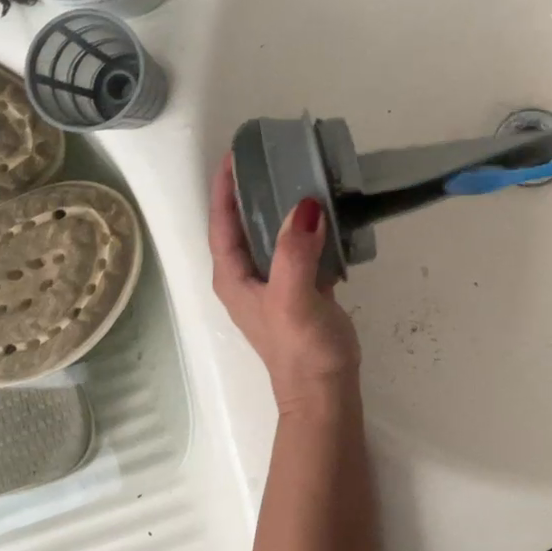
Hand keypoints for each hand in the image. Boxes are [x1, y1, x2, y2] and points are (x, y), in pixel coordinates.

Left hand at [209, 156, 361, 413]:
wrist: (325, 396)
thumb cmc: (301, 350)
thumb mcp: (293, 298)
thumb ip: (294, 251)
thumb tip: (305, 205)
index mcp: (234, 277)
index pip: (221, 223)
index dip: (223, 189)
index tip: (233, 154)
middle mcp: (249, 278)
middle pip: (245, 225)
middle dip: (254, 191)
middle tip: (274, 157)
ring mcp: (276, 286)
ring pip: (275, 236)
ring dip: (285, 209)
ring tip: (303, 176)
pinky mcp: (303, 293)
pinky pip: (302, 250)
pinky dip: (311, 231)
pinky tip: (330, 216)